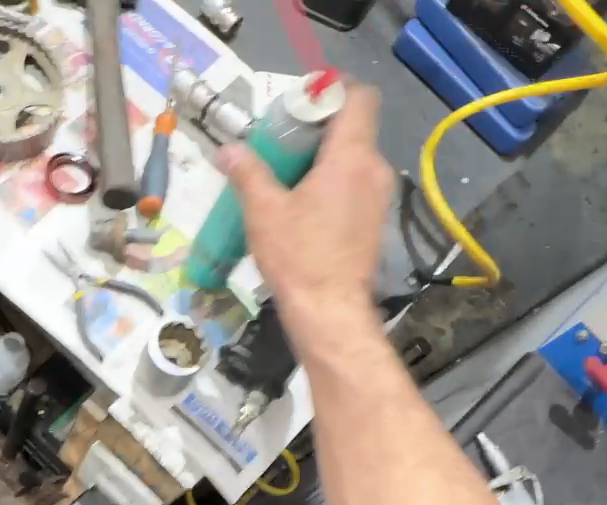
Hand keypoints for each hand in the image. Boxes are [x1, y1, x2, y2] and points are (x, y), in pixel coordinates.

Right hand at [217, 83, 395, 352]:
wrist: (329, 311)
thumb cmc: (297, 257)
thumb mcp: (263, 213)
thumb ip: (248, 174)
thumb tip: (227, 150)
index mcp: (351, 156)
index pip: (358, 97)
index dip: (332, 91)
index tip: (300, 106)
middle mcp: (374, 168)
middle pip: (355, 128)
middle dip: (320, 129)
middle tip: (283, 144)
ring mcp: (379, 197)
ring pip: (355, 159)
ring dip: (326, 160)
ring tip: (290, 178)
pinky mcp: (375, 222)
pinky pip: (356, 186)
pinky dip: (334, 184)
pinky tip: (306, 207)